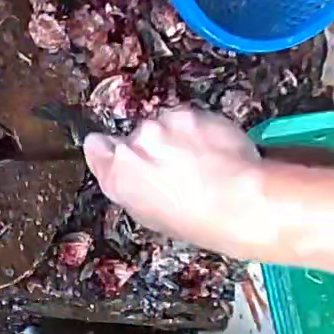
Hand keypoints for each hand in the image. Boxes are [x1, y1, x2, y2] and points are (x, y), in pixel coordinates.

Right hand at [83, 107, 269, 255]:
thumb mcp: (149, 215)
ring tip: (200, 162)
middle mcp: (133, 145)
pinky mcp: (189, 113)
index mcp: (117, 176)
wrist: (238, 201)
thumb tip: (130, 173)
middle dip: (152, 146)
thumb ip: (129, 185)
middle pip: (136, 136)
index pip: (95, 146)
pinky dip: (199, 129)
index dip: (110, 150)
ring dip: (177, 136)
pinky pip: (188, 118)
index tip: (124, 156)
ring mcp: (161, 125)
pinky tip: (214, 151)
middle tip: (176, 168)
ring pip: (163, 125)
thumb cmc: (196, 220)